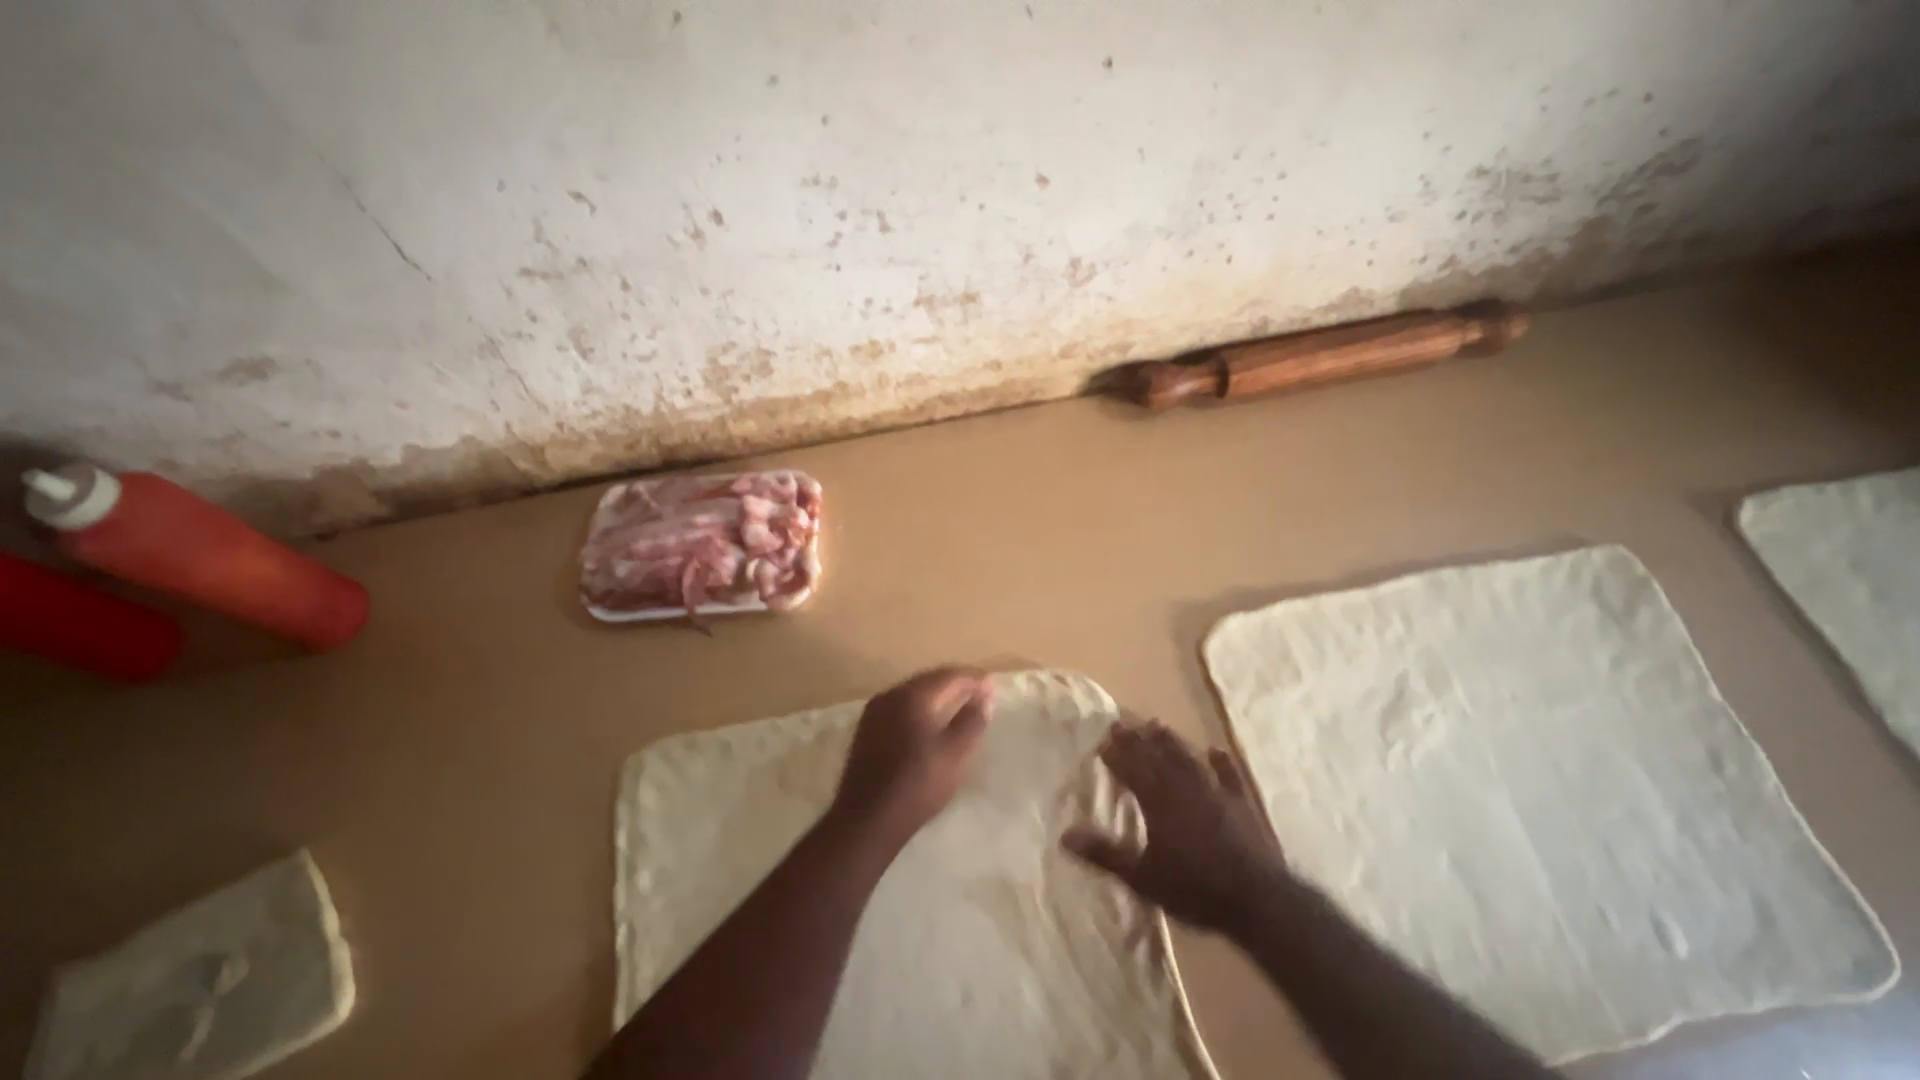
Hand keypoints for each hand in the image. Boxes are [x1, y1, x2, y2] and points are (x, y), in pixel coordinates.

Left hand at [831, 667, 993, 846]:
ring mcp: (874, 712)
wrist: (868, 819)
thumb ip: (973, 720)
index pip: (949, 675)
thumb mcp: (956, 754)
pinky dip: (920, 709)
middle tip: (979, 693)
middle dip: (955, 683)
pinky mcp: (866, 730)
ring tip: (959, 706)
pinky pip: (900, 707)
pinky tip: (930, 723)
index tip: (993, 685)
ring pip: (912, 693)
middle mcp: (890, 695)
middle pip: (929, 680)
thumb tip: (986, 694)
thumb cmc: (918, 784)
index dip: (974, 679)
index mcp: (912, 696)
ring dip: (937, 695)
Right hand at [1063, 718, 1289, 933]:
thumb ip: (1105, 854)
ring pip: (1189, 760)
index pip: (1132, 771)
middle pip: (1158, 758)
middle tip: (1122, 723)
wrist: (1259, 900)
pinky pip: (1231, 776)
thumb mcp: (1142, 878)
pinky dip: (1222, 762)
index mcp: (1159, 803)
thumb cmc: (1195, 889)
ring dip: (1172, 743)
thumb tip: (1065, 835)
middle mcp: (1186, 789)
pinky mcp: (1244, 805)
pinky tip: (1216, 751)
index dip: (1116, 756)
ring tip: (1157, 725)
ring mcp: (1218, 793)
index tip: (1102, 740)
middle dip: (1138, 741)